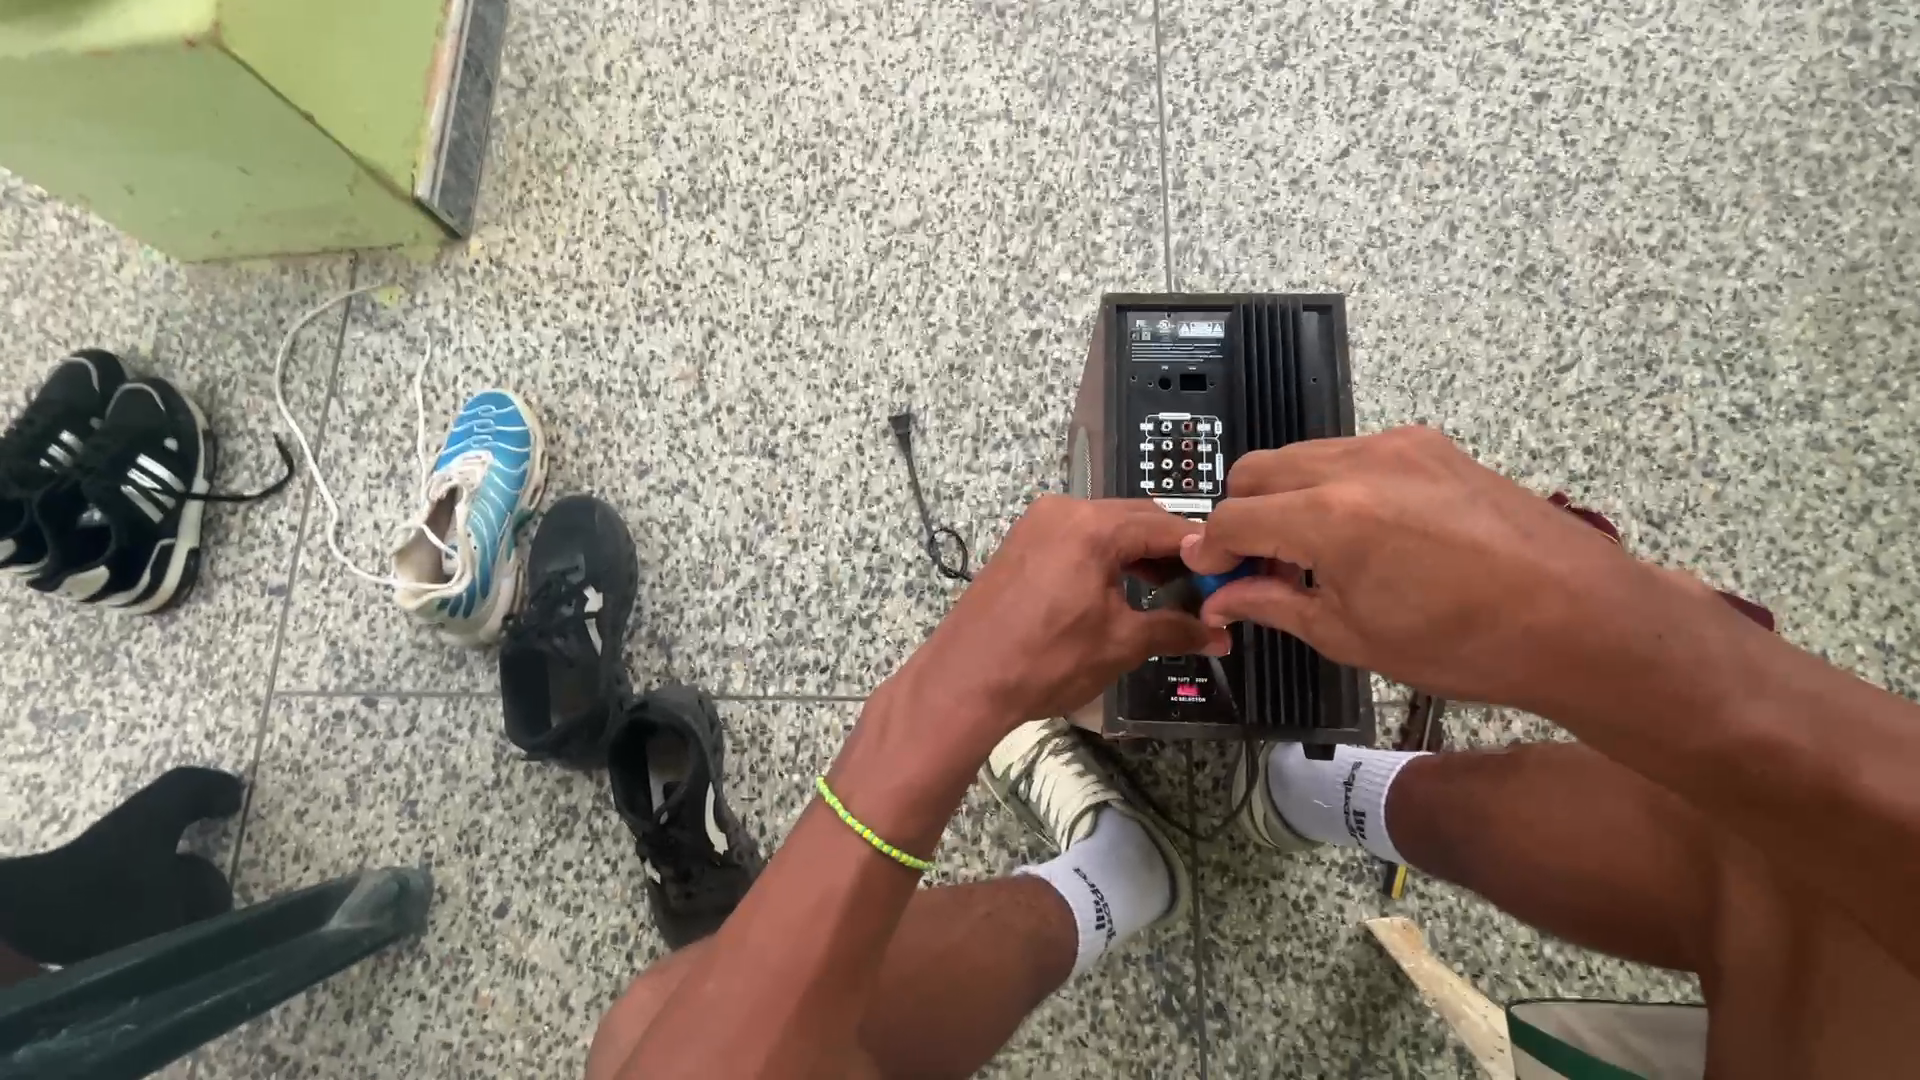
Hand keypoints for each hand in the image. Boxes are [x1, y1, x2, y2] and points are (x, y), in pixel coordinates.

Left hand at [900, 496, 1228, 739]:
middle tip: (1202, 588)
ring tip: (1166, 593)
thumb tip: (1220, 635)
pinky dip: (1103, 558)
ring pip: (1104, 529)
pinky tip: (1119, 590)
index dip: (1204, 552)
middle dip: (1171, 552)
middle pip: (1135, 519)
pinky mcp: (1020, 543)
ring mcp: (1036, 524)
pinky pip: (1075, 539)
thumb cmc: (1046, 659)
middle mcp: (1062, 510)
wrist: (964, 680)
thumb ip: (1175, 630)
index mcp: (1092, 525)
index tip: (1230, 576)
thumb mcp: (1119, 644)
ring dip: (1137, 555)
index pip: (1166, 525)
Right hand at [1183, 426, 1672, 709]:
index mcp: (1329, 518)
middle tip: (1252, 565)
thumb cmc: (1465, 643)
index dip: (1209, 548)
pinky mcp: (1428, 445)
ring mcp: (1396, 446)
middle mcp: (1356, 465)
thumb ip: (1270, 604)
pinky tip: (1352, 531)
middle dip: (1238, 516)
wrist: (1584, 620)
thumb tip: (1221, 600)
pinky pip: (1348, 453)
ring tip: (1303, 551)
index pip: (1232, 517)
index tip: (1209, 574)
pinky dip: (1326, 485)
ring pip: (1299, 457)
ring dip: (1281, 498)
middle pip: (1254, 471)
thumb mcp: (1349, 635)